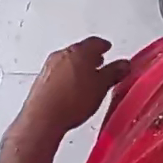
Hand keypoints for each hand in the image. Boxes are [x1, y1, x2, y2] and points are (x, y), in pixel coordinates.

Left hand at [12, 36, 131, 139]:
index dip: (103, 45)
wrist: (42, 120)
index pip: (95, 42)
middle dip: (90, 57)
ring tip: (86, 81)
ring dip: (77, 68)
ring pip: (67, 62)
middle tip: (99, 63)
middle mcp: (62, 55)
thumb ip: (114, 72)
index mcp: (80, 51)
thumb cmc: (71, 100)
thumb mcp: (102, 86)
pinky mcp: (40, 82)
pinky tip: (70, 92)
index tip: (107, 48)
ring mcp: (49, 68)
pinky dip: (65, 78)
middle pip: (80, 51)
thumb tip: (123, 65)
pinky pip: (56, 74)